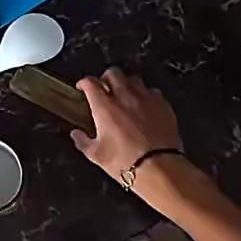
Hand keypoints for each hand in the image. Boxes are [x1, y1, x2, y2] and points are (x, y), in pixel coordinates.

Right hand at [72, 68, 182, 182]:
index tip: (83, 87)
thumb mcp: (97, 156)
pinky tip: (144, 106)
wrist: (159, 168)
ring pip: (133, 79)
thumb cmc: (127, 162)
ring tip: (124, 95)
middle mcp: (125, 97)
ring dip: (126, 84)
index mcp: (105, 107)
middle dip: (106, 78)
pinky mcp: (162, 104)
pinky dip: (145, 95)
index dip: (84, 82)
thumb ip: (83, 142)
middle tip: (104, 88)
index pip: (91, 83)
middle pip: (113, 73)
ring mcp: (145, 98)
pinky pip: (152, 91)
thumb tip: (77, 135)